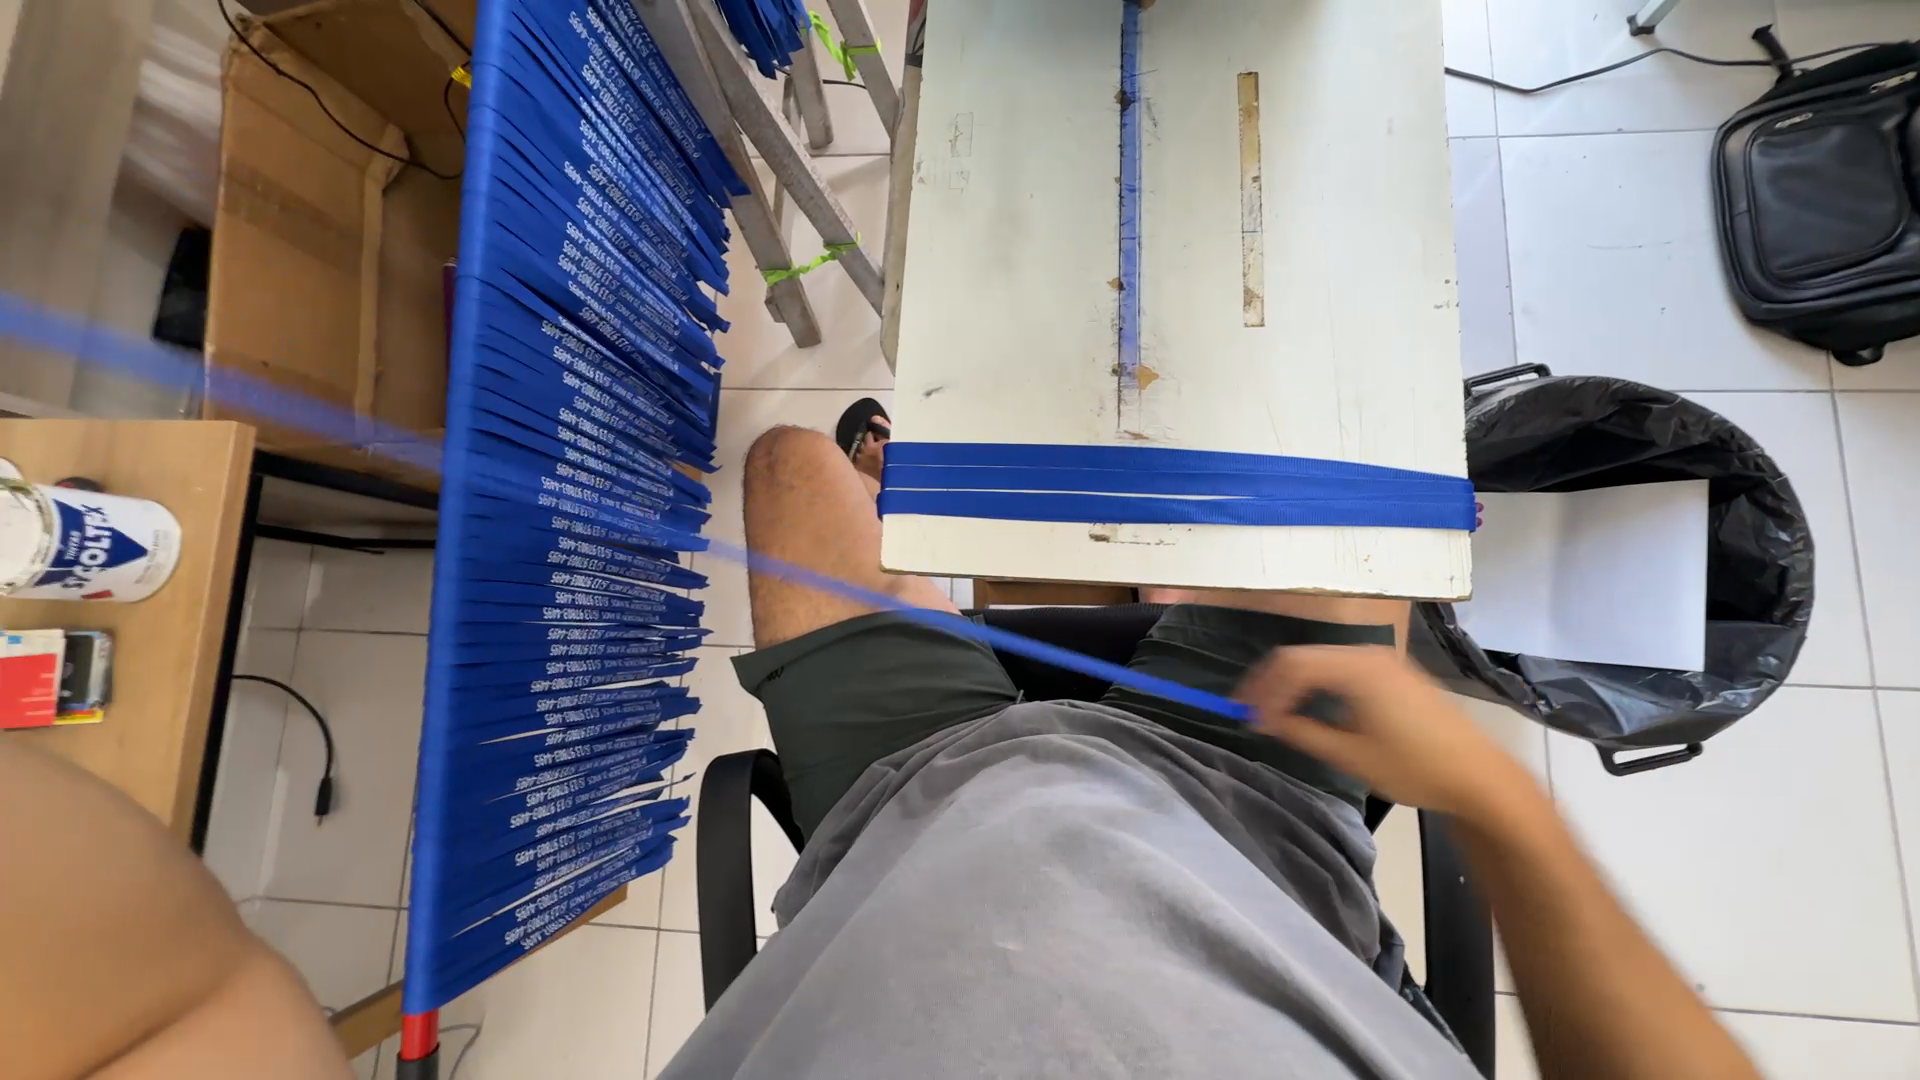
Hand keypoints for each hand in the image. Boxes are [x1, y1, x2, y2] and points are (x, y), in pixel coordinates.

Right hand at [1237, 646, 1536, 821]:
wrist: (1483, 779)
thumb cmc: (1416, 768)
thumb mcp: (1350, 755)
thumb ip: (1301, 732)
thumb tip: (1263, 720)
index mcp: (1356, 669)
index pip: (1291, 666)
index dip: (1263, 691)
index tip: (1246, 718)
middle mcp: (1368, 653)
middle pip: (1302, 657)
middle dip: (1272, 684)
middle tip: (1251, 712)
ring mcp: (1383, 660)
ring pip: (1320, 661)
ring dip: (1292, 683)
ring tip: (1274, 712)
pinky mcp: (1393, 672)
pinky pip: (1340, 667)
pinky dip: (1316, 683)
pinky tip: (1309, 706)